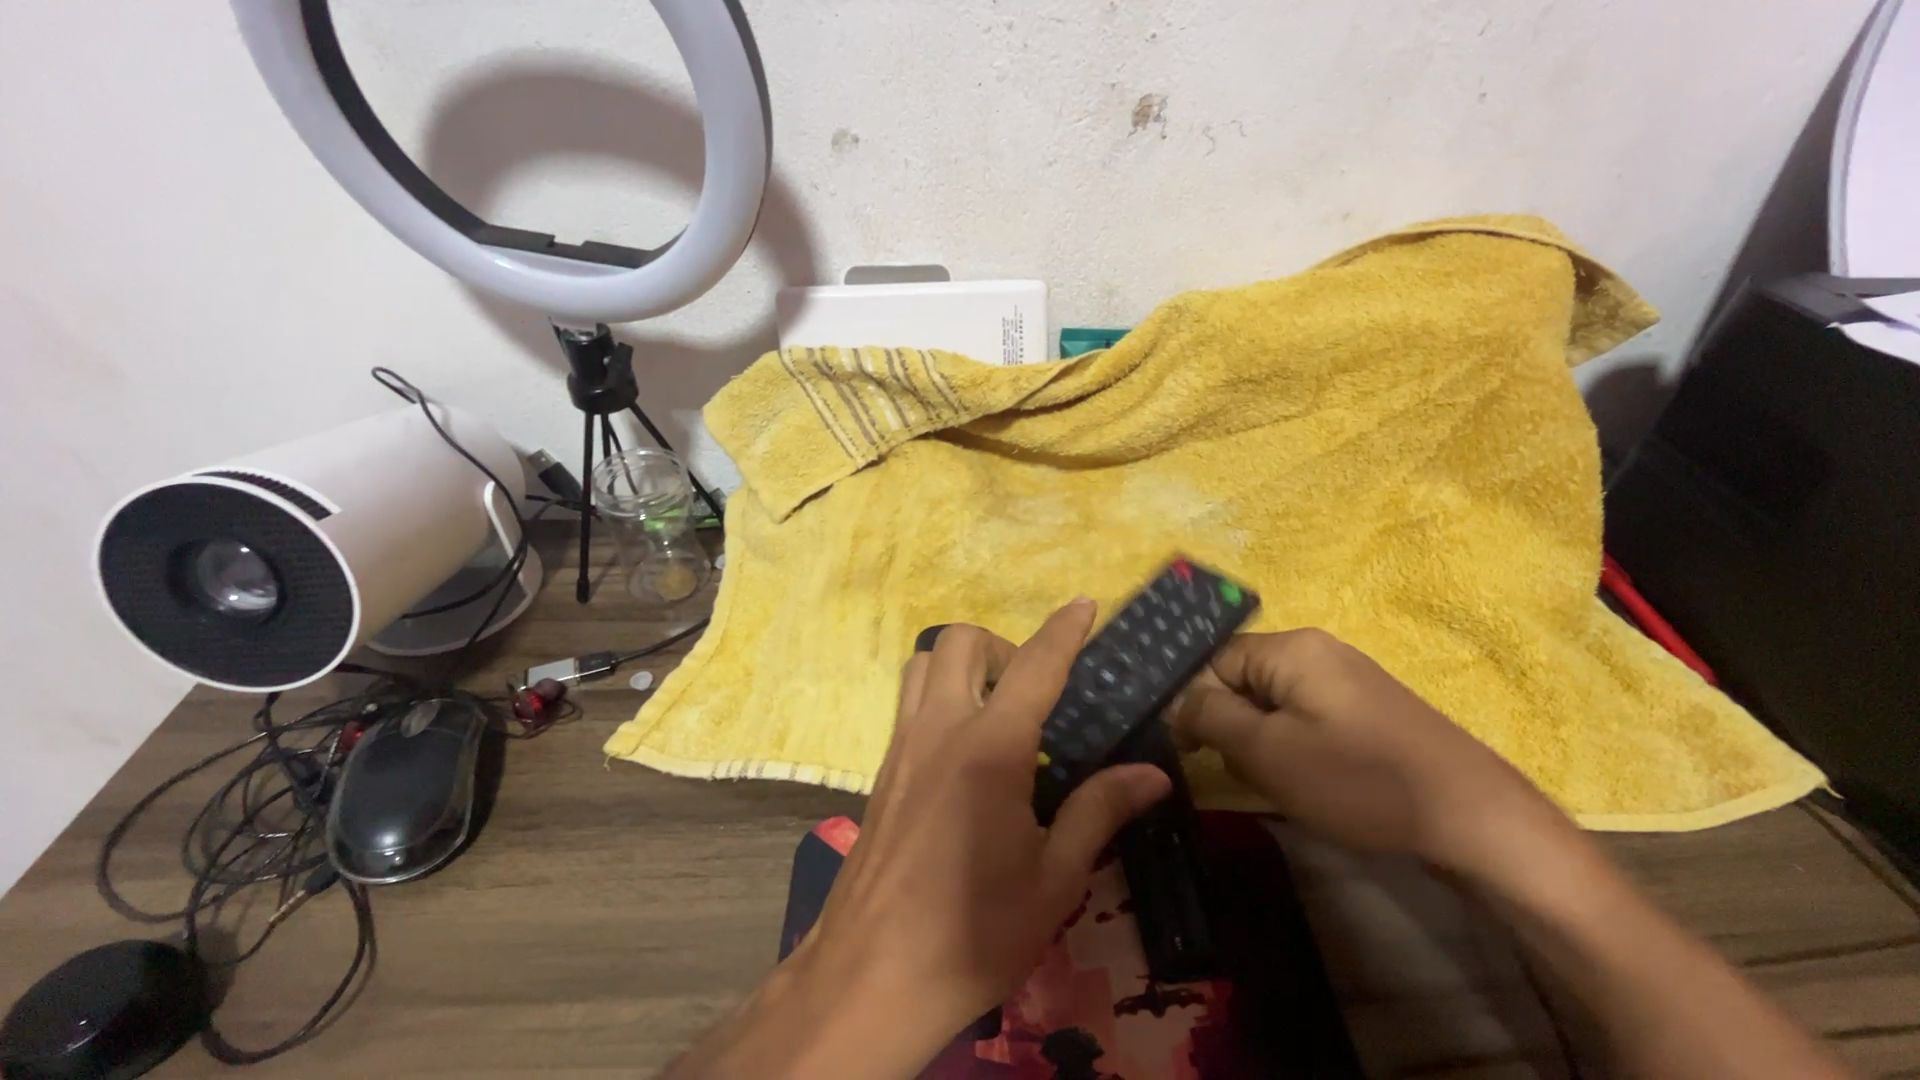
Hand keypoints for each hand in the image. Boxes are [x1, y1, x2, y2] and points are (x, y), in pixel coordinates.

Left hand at [785, 602, 1170, 1073]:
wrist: (872, 975)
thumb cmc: (975, 931)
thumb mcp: (1054, 879)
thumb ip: (1099, 812)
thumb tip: (1151, 773)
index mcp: (990, 749)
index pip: (1034, 666)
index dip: (1063, 630)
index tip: (1084, 605)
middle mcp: (939, 731)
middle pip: (958, 642)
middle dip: (1002, 644)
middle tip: (1035, 690)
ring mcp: (901, 749)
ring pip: (922, 666)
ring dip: (961, 665)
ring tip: (998, 710)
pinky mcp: (881, 773)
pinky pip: (908, 705)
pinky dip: (939, 698)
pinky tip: (964, 753)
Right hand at [1170, 628, 1575, 882]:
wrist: (1470, 817)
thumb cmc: (1357, 780)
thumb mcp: (1267, 751)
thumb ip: (1208, 716)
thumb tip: (1176, 700)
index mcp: (1291, 648)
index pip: (1211, 660)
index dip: (1193, 704)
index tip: (1192, 751)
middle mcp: (1318, 650)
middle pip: (1241, 680)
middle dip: (1231, 726)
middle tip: (1246, 770)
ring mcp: (1346, 679)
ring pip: (1271, 704)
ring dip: (1262, 742)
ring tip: (1282, 782)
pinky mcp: (1365, 711)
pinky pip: (1305, 718)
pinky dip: (1294, 748)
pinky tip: (1311, 782)